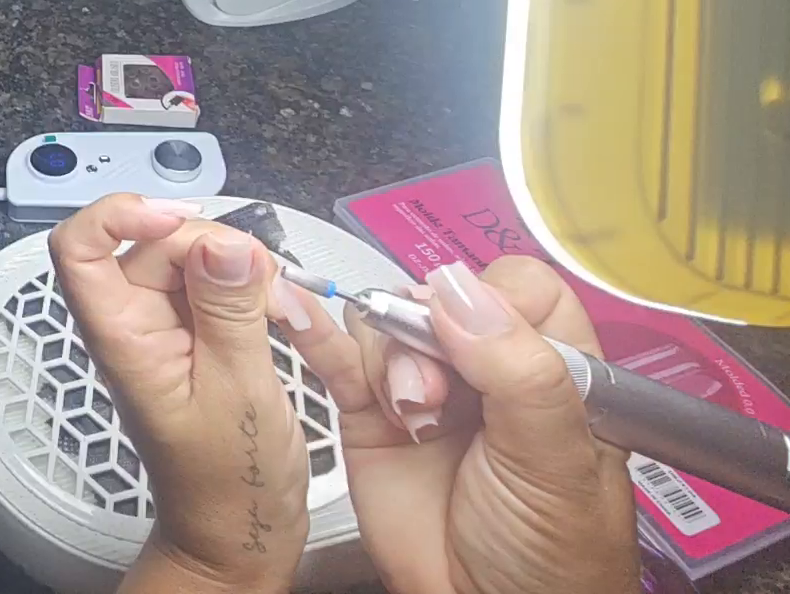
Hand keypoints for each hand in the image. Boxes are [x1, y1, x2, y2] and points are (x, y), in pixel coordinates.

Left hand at [50, 195, 313, 593]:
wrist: (236, 530)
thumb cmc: (230, 479)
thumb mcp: (240, 390)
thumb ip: (229, 311)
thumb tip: (223, 241)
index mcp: (118, 331)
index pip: (78, 246)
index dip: (117, 215)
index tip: (179, 220)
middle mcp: (129, 316)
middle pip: (150, 242)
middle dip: (211, 247)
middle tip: (268, 284)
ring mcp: (158, 319)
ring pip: (186, 255)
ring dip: (238, 268)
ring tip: (280, 309)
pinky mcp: (189, 325)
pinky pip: (210, 280)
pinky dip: (247, 285)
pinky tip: (279, 313)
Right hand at [282, 256, 638, 593]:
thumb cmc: (547, 559)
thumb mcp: (555, 467)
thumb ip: (520, 374)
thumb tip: (458, 290)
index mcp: (552, 374)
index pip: (518, 290)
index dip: (488, 298)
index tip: (469, 337)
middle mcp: (480, 370)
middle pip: (433, 301)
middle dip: (426, 338)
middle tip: (436, 394)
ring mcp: (418, 384)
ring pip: (379, 321)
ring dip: (385, 360)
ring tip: (407, 414)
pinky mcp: (363, 404)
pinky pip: (329, 350)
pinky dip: (310, 327)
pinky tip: (295, 312)